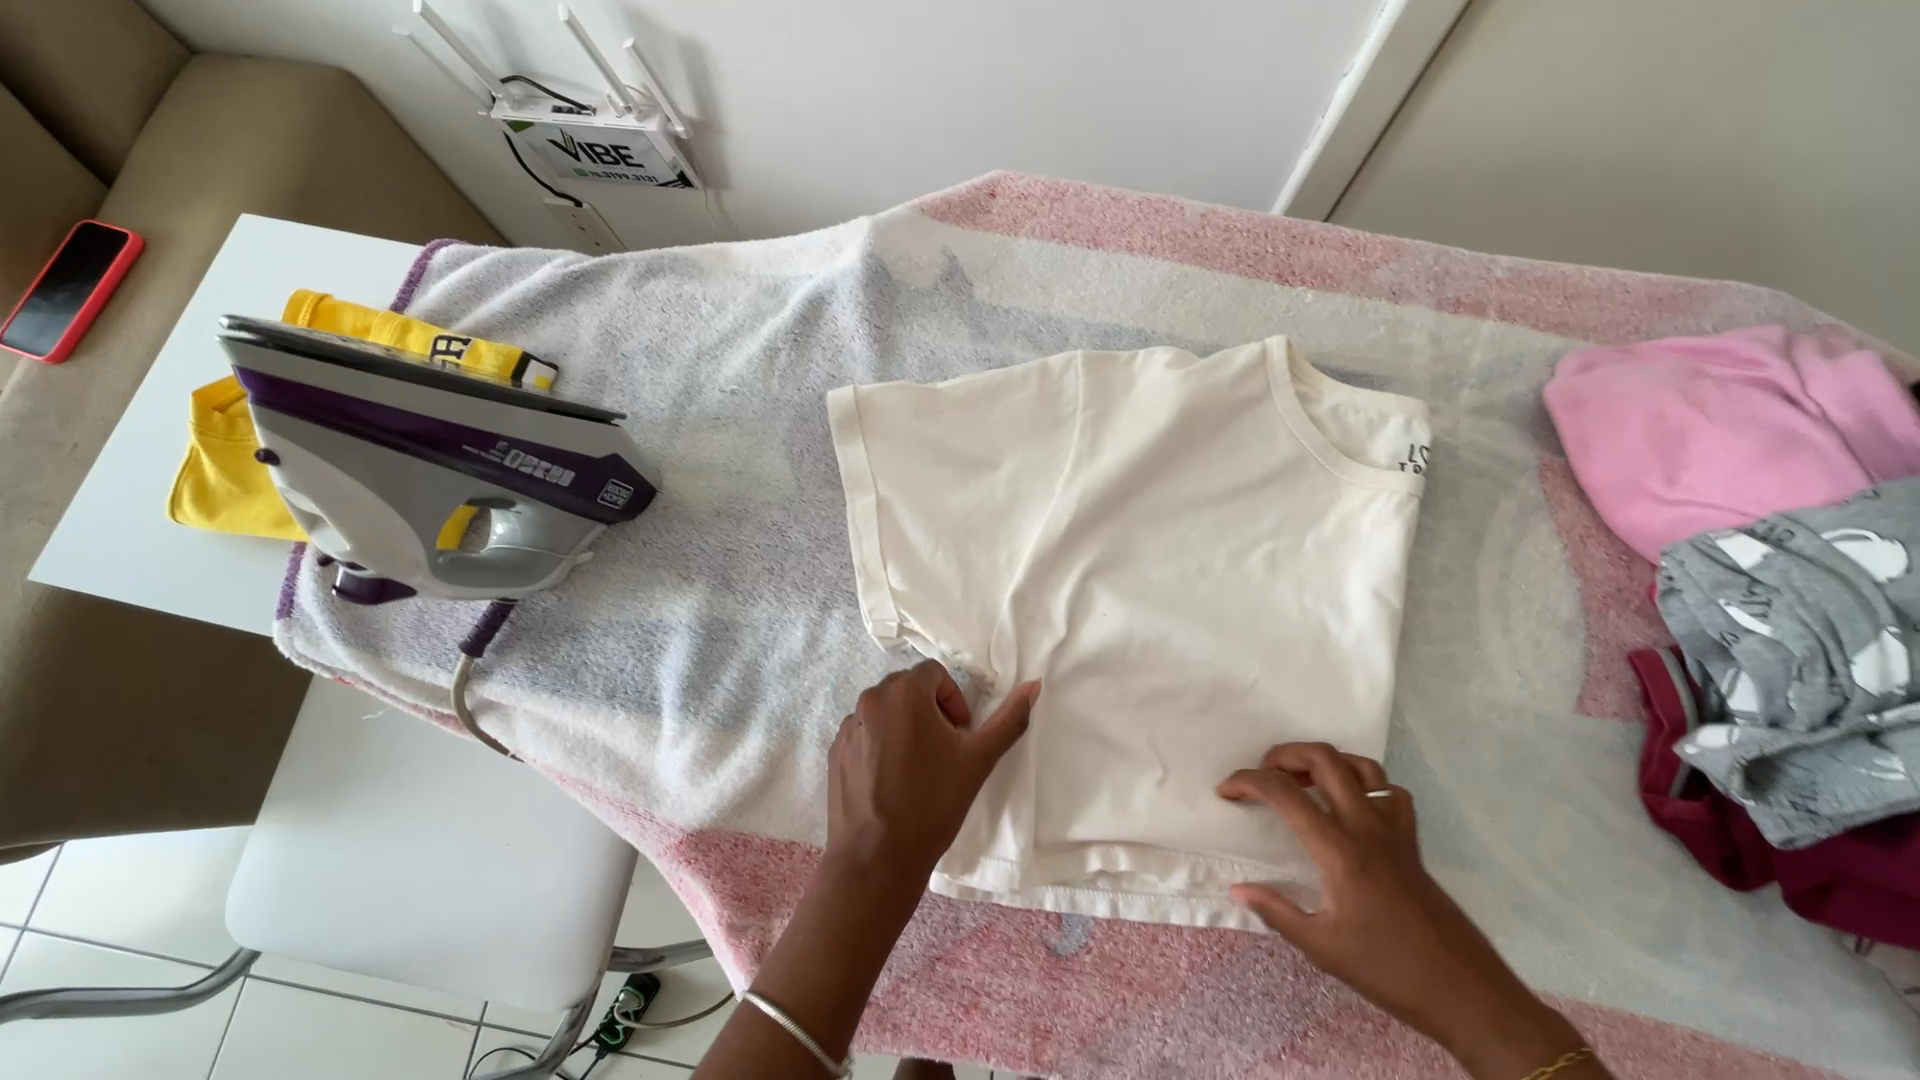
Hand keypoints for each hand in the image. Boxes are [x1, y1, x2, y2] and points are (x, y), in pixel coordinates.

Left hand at [826, 661, 1037, 888]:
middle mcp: (871, 700)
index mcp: (904, 694)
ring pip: (885, 711)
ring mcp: (849, 726)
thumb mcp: (979, 760)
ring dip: (905, 727)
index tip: (960, 736)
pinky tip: (892, 781)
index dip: (954, 700)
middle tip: (943, 751)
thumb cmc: (932, 804)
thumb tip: (1034, 685)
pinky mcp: (835, 751)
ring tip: (918, 768)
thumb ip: (1010, 718)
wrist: (876, 858)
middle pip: (908, 688)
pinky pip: (864, 733)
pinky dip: (881, 745)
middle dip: (930, 711)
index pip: (935, 673)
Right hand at [1220, 744, 1595, 1079]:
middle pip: (1325, 759)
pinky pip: (1390, 793)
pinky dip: (1365, 784)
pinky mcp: (1413, 843)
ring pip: (1362, 767)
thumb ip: (1276, 911)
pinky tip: (1351, 807)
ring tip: (1303, 781)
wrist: (1466, 992)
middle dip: (1285, 754)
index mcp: (1339, 851)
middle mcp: (1367, 828)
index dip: (1247, 782)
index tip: (1226, 791)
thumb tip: (1238, 888)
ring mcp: (1395, 832)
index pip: (1285, 794)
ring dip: (1326, 762)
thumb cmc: (1388, 971)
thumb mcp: (1321, 947)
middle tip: (1263, 774)